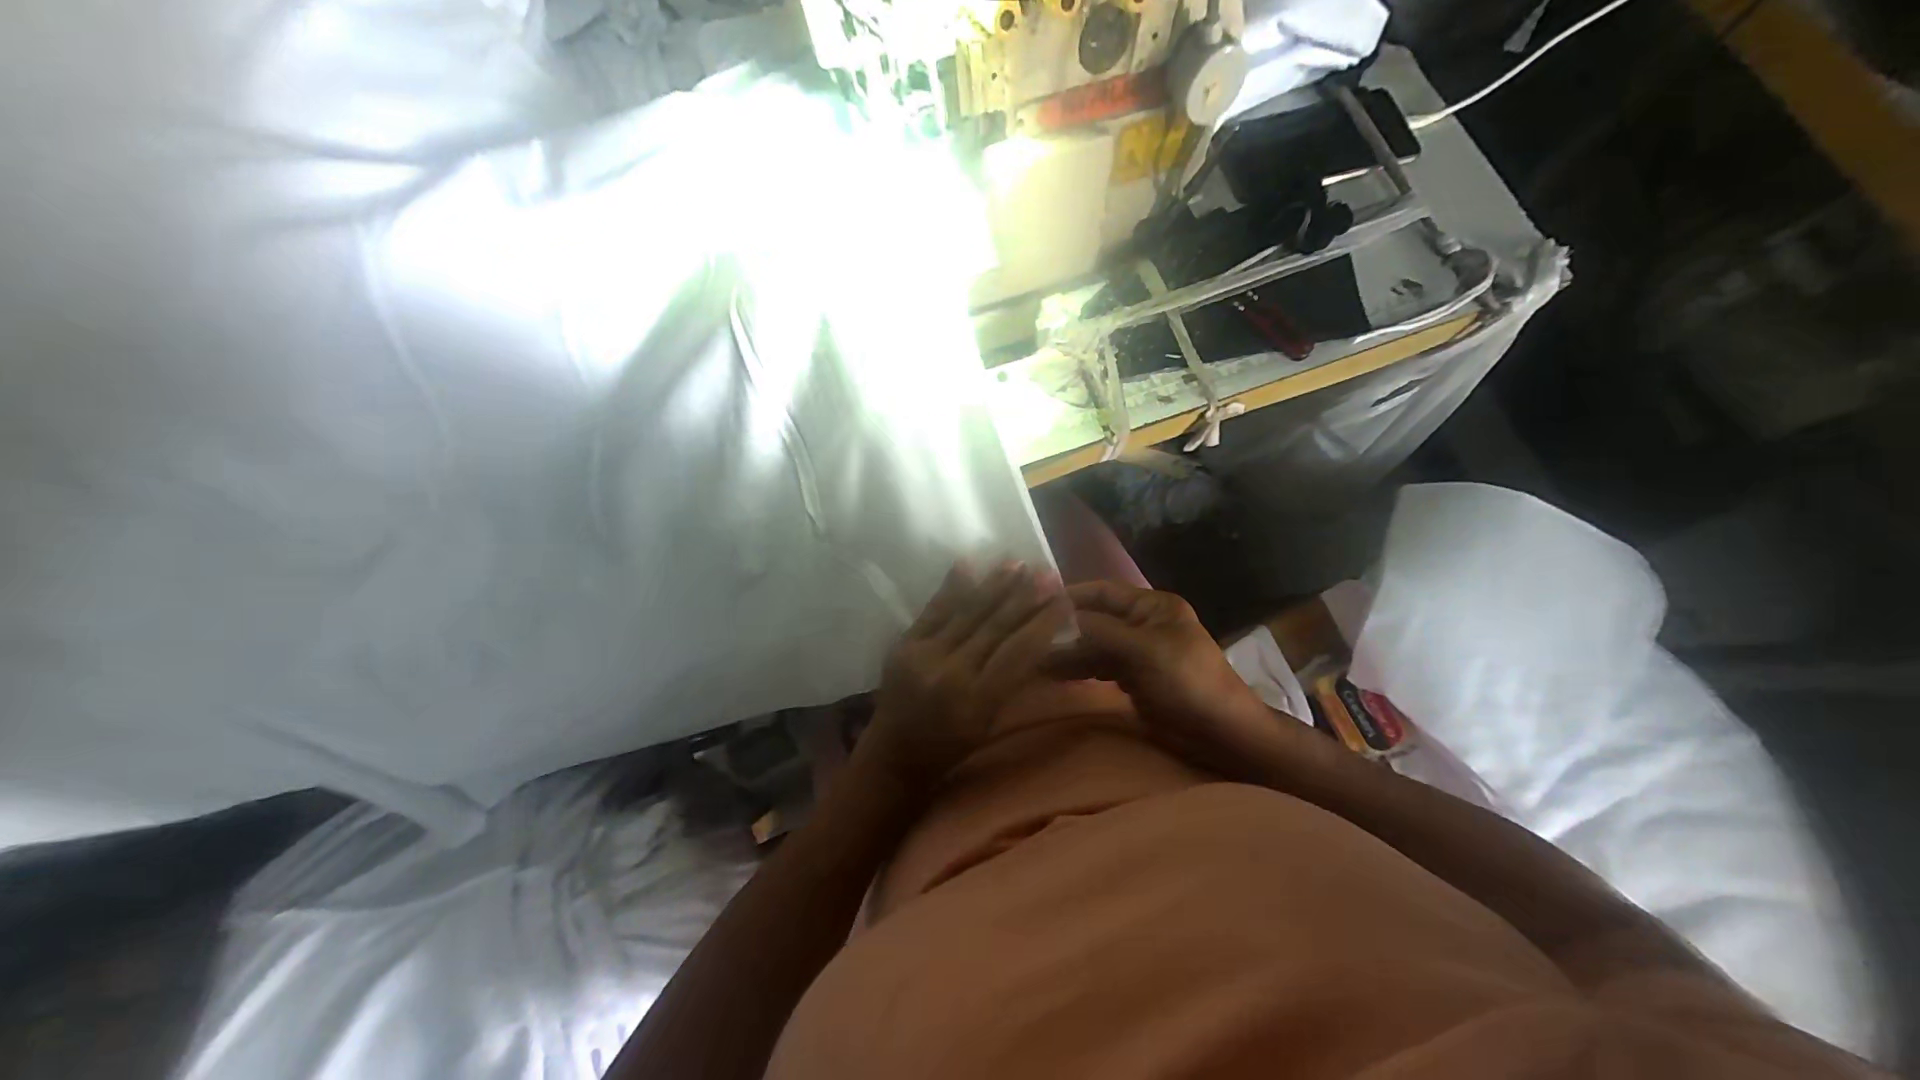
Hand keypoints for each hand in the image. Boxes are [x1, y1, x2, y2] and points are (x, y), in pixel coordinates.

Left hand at [857, 560, 1071, 788]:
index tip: (1063, 599)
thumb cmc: (952, 747)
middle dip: (1024, 597)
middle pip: (996, 626)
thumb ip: (1011, 680)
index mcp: (978, 700)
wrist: (894, 754)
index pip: (1019, 652)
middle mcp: (952, 673)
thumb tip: (1038, 638)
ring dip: (994, 585)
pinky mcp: (903, 644)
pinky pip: (933, 609)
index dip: (1044, 623)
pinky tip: (969, 563)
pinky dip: (953, 586)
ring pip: (967, 612)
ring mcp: (923, 655)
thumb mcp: (990, 721)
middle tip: (1046, 573)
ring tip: (1016, 563)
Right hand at [1057, 580, 1294, 767]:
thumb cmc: (1188, 681)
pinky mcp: (1134, 679)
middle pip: (1095, 619)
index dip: (1071, 596)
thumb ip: (1101, 630)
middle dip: (1064, 629)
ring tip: (1034, 662)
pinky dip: (1079, 671)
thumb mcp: (1144, 650)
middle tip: (1028, 639)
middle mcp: (1143, 624)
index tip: (1035, 603)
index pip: (1103, 592)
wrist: (1221, 733)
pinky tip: (1056, 676)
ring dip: (1067, 653)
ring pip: (1094, 645)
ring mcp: (1138, 653)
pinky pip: (1100, 668)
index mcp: (1153, 607)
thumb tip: (1059, 617)